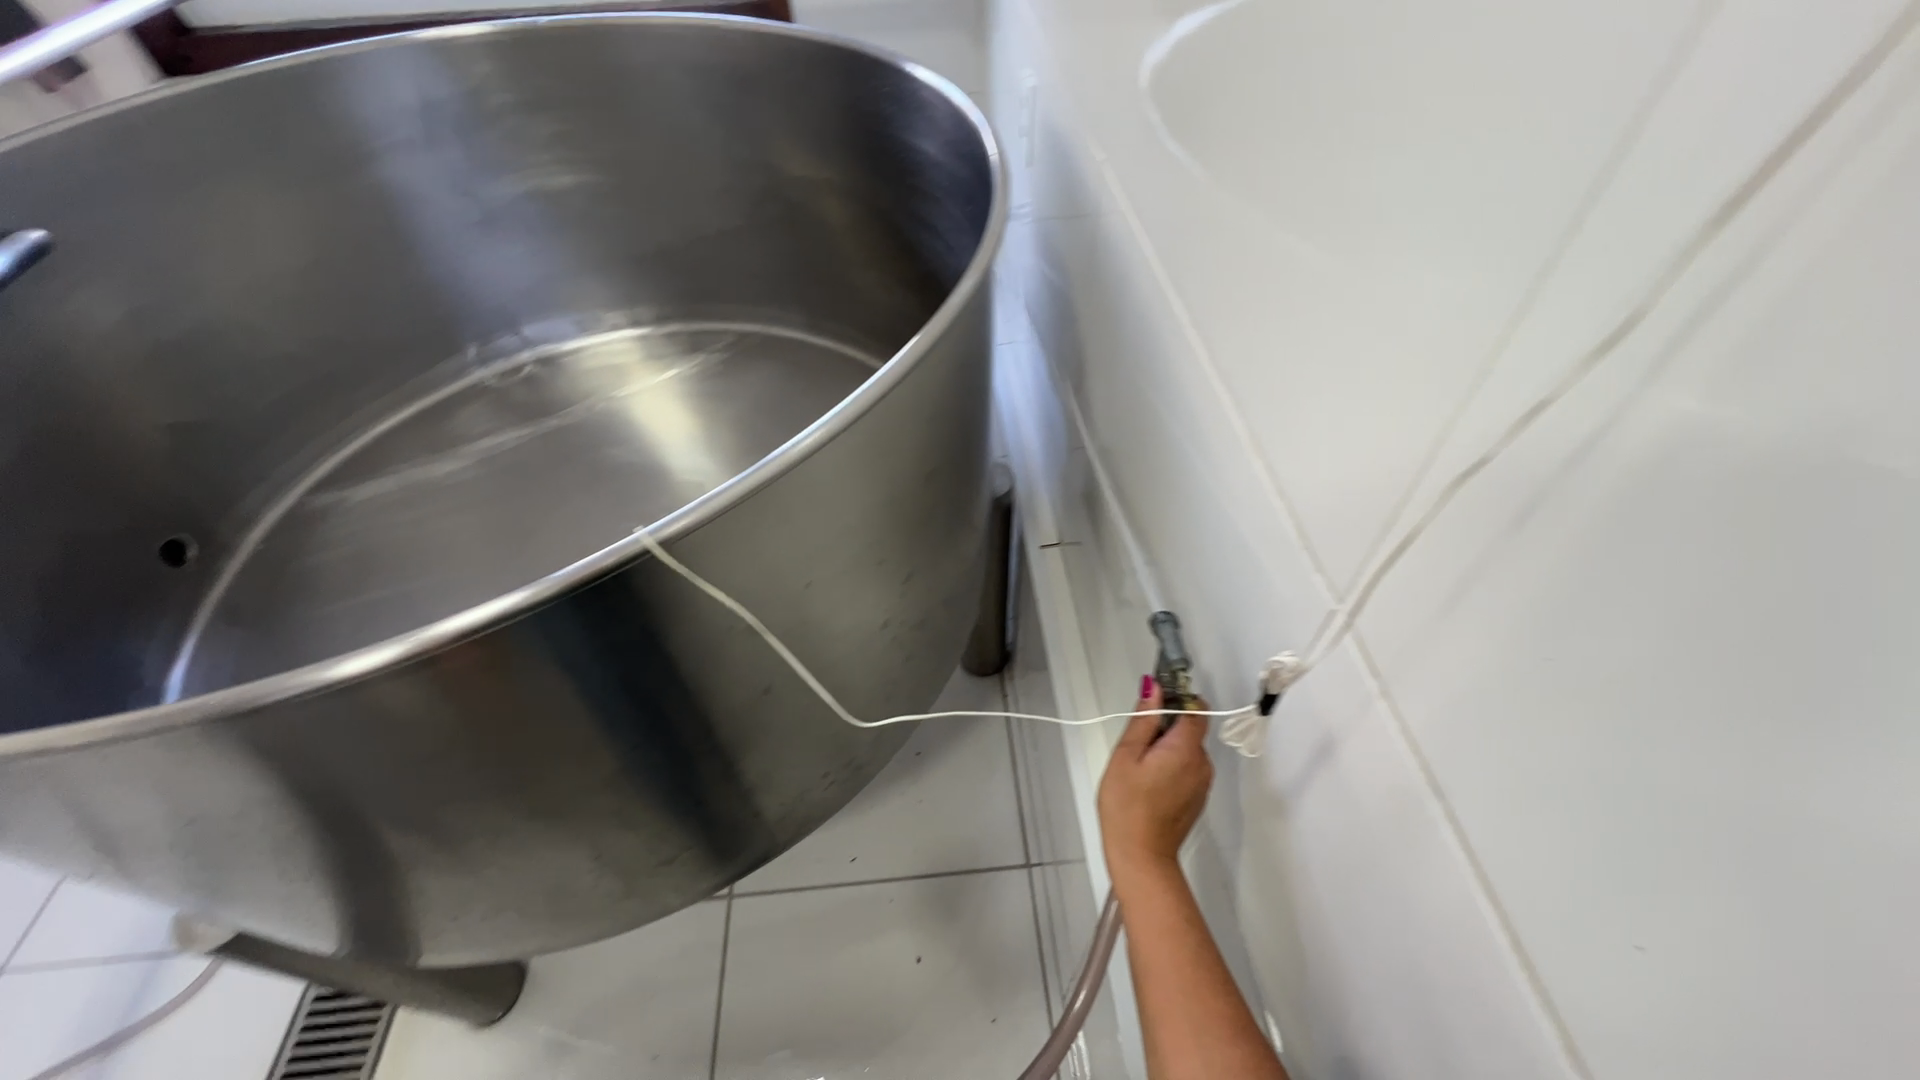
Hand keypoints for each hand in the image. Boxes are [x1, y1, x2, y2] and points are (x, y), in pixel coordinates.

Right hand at [1097, 677, 1212, 878]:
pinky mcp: (1197, 798)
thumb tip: (1154, 687)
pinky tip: (1149, 783)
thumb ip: (1143, 719)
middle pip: (1191, 729)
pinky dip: (1172, 766)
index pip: (1196, 707)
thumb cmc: (1126, 804)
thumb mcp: (1126, 755)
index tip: (1153, 703)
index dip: (1177, 698)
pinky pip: (1188, 769)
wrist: (1140, 856)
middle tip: (1135, 744)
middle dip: (1166, 727)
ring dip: (1168, 748)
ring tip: (1138, 767)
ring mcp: (1203, 783)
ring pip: (1188, 750)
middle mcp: (1202, 763)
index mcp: (1186, 748)